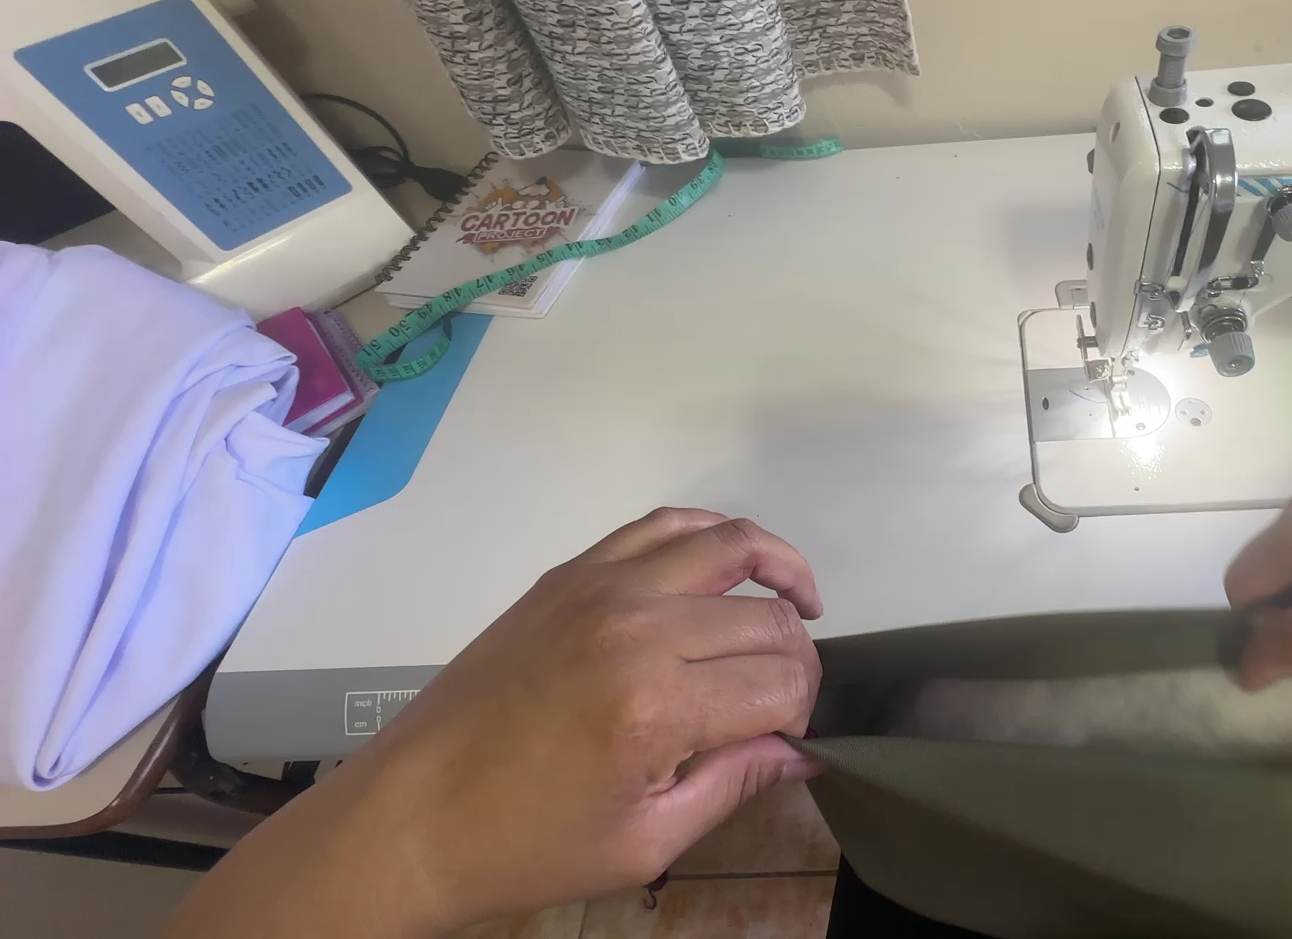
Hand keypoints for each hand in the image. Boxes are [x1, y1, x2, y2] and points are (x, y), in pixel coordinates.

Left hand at [168, 508, 825, 937]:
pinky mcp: (576, 570)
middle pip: (769, 617)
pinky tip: (730, 563)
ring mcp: (606, 585)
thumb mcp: (645, 842)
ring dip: (782, 568)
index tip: (791, 736)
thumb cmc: (526, 845)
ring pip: (732, 543)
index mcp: (658, 706)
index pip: (782, 683)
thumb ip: (739, 782)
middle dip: (799, 657)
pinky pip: (666, 524)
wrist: (405, 818)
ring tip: (800, 601)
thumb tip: (807, 752)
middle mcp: (641, 627)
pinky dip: (715, 534)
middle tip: (789, 693)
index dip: (804, 710)